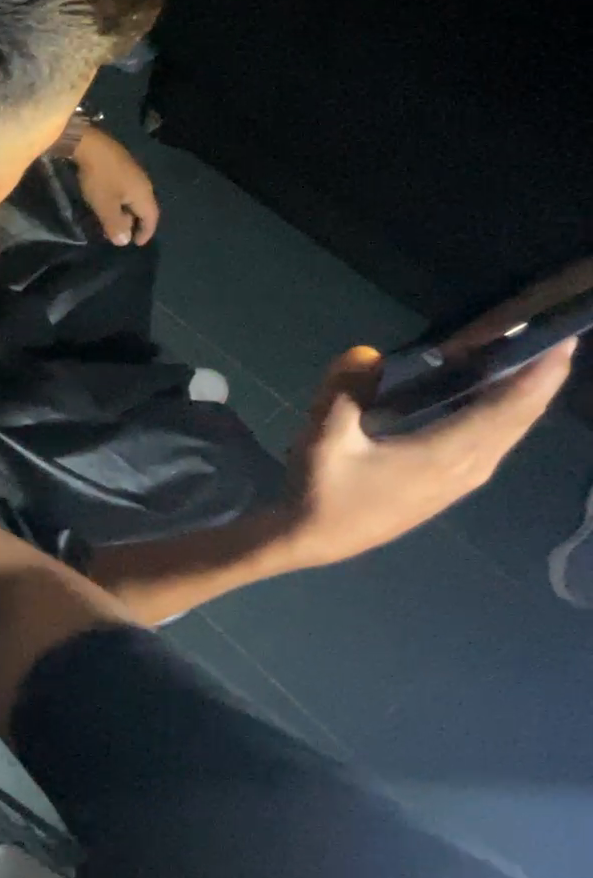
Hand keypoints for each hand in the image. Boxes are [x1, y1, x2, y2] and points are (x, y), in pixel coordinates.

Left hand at [72, 127, 159, 245]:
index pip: (152, 217)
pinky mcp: (121, 169)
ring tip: (111, 225)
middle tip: (121, 236)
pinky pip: (124, 192)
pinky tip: (106, 207)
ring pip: (133, 200)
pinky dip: (118, 204)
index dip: (146, 232)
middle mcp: (143, 183)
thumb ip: (115, 224)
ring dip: (125, 214)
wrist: (91, 146)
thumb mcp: (105, 206)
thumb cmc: (100, 179)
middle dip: (134, 224)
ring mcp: (133, 174)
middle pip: (144, 209)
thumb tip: (124, 242)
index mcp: (144, 193)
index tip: (137, 244)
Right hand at [278, 340, 574, 568]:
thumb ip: (344, 393)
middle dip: (538, 380)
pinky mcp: (447, 487)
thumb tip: (365, 352)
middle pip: (519, 418)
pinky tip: (480, 406)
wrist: (313, 540)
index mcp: (447, 452)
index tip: (563, 338)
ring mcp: (461, 480)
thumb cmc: (321, 490)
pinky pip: (490, 444)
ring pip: (507, 433)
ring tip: (518, 367)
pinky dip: (498, 418)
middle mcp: (469, 466)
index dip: (541, 372)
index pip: (511, 406)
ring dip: (519, 400)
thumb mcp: (322, 438)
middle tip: (543, 343)